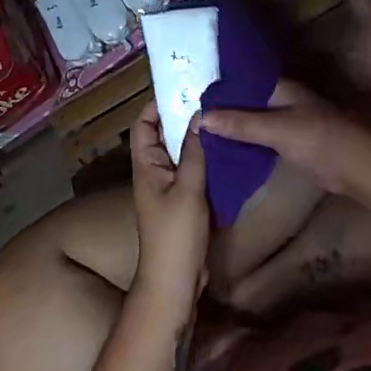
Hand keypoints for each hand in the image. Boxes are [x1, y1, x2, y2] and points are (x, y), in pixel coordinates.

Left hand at [131, 102, 208, 305]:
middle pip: (163, 134)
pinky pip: (191, 169)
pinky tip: (226, 149)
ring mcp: (168, 186)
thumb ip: (193, 151)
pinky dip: (205, 158)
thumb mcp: (188, 188)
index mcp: (145, 164)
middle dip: (183, 116)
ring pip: (180, 151)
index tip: (184, 87)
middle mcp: (153, 170)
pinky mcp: (183, 199)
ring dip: (196, 137)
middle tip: (210, 97)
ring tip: (221, 117)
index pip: (144, 123)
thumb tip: (198, 114)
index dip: (159, 103)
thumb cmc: (175, 234)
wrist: (175, 282)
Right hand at [200, 80, 367, 194]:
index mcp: (279, 86)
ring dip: (231, 124)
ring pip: (251, 118)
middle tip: (189, 112)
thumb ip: (239, 123)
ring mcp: (285, 120)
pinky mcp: (288, 141)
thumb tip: (201, 117)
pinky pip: (259, 136)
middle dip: (221, 106)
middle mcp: (280, 98)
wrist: (354, 167)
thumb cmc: (317, 138)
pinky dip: (243, 140)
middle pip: (245, 99)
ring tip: (199, 129)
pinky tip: (223, 146)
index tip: (191, 90)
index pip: (241, 79)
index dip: (219, 85)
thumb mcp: (274, 129)